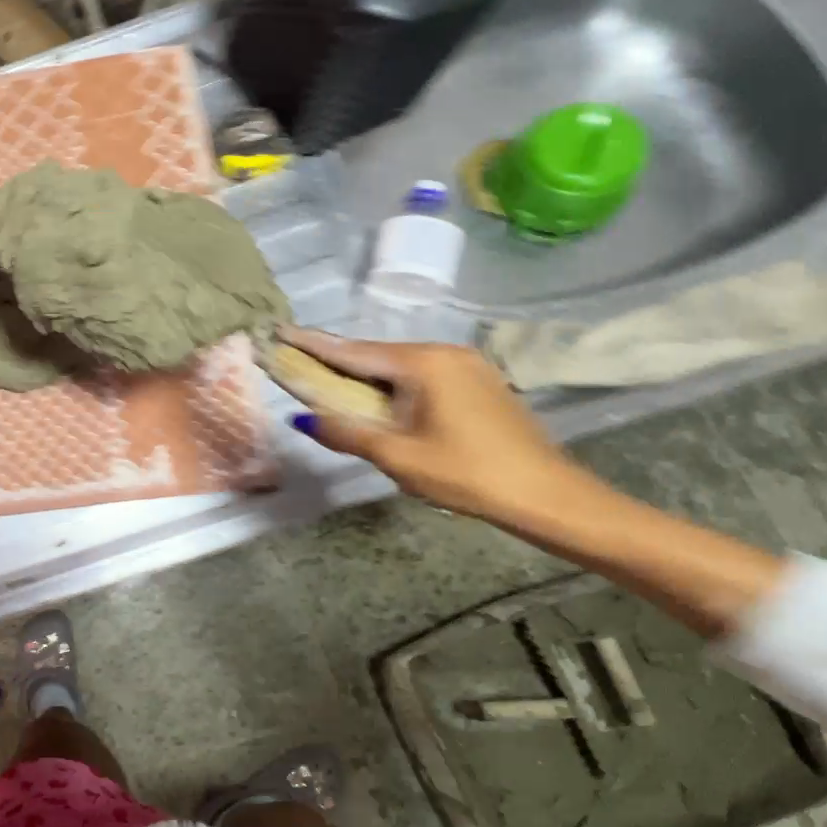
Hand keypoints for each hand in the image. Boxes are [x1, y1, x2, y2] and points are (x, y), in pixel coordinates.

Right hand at [279, 328, 582, 520]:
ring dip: (364, 375)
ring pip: (398, 365)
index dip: (311, 345)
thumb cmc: (467, 474)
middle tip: (297, 361)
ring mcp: (466, 365)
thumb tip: (302, 417)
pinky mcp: (478, 382)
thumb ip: (346, 432)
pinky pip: (421, 375)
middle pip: (375, 354)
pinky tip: (378, 398)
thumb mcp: (397, 456)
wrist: (547, 495)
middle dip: (335, 360)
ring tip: (329, 383)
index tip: (278, 331)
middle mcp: (444, 352)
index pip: (352, 351)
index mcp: (422, 363)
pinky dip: (391, 384)